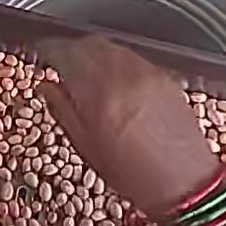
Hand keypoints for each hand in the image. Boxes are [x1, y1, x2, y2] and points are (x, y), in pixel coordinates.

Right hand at [36, 36, 221, 220]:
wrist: (184, 181)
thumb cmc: (129, 171)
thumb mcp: (84, 143)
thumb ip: (61, 108)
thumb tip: (45, 85)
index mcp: (97, 91)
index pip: (65, 53)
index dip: (48, 50)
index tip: (41, 55)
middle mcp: (122, 74)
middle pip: (88, 43)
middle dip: (69, 49)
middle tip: (58, 62)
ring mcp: (146, 73)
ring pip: (111, 47)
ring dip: (92, 53)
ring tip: (84, 71)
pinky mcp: (164, 77)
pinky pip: (131, 57)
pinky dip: (115, 60)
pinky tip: (111, 80)